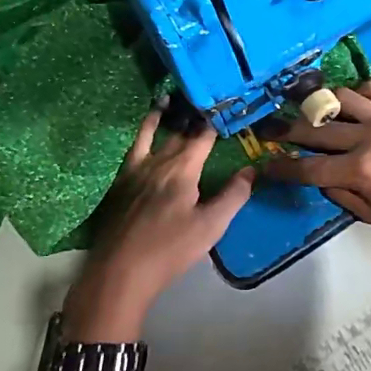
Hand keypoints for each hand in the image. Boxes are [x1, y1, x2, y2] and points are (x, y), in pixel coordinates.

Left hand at [67, 111, 252, 338]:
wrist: (119, 272)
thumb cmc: (170, 249)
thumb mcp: (211, 226)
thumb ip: (233, 195)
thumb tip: (251, 169)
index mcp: (183, 169)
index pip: (203, 136)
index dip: (216, 121)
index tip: (228, 107)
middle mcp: (159, 162)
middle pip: (180, 133)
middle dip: (194, 118)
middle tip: (205, 103)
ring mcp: (136, 170)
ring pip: (153, 135)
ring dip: (162, 117)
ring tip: (167, 99)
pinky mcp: (121, 183)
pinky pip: (133, 149)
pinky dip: (140, 134)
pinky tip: (142, 134)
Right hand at [261, 80, 370, 235]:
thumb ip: (344, 197)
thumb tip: (319, 179)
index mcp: (361, 172)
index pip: (310, 168)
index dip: (283, 168)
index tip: (266, 164)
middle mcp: (368, 139)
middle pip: (316, 130)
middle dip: (287, 131)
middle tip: (269, 129)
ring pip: (340, 100)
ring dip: (318, 104)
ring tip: (305, 107)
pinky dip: (355, 91)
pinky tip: (348, 99)